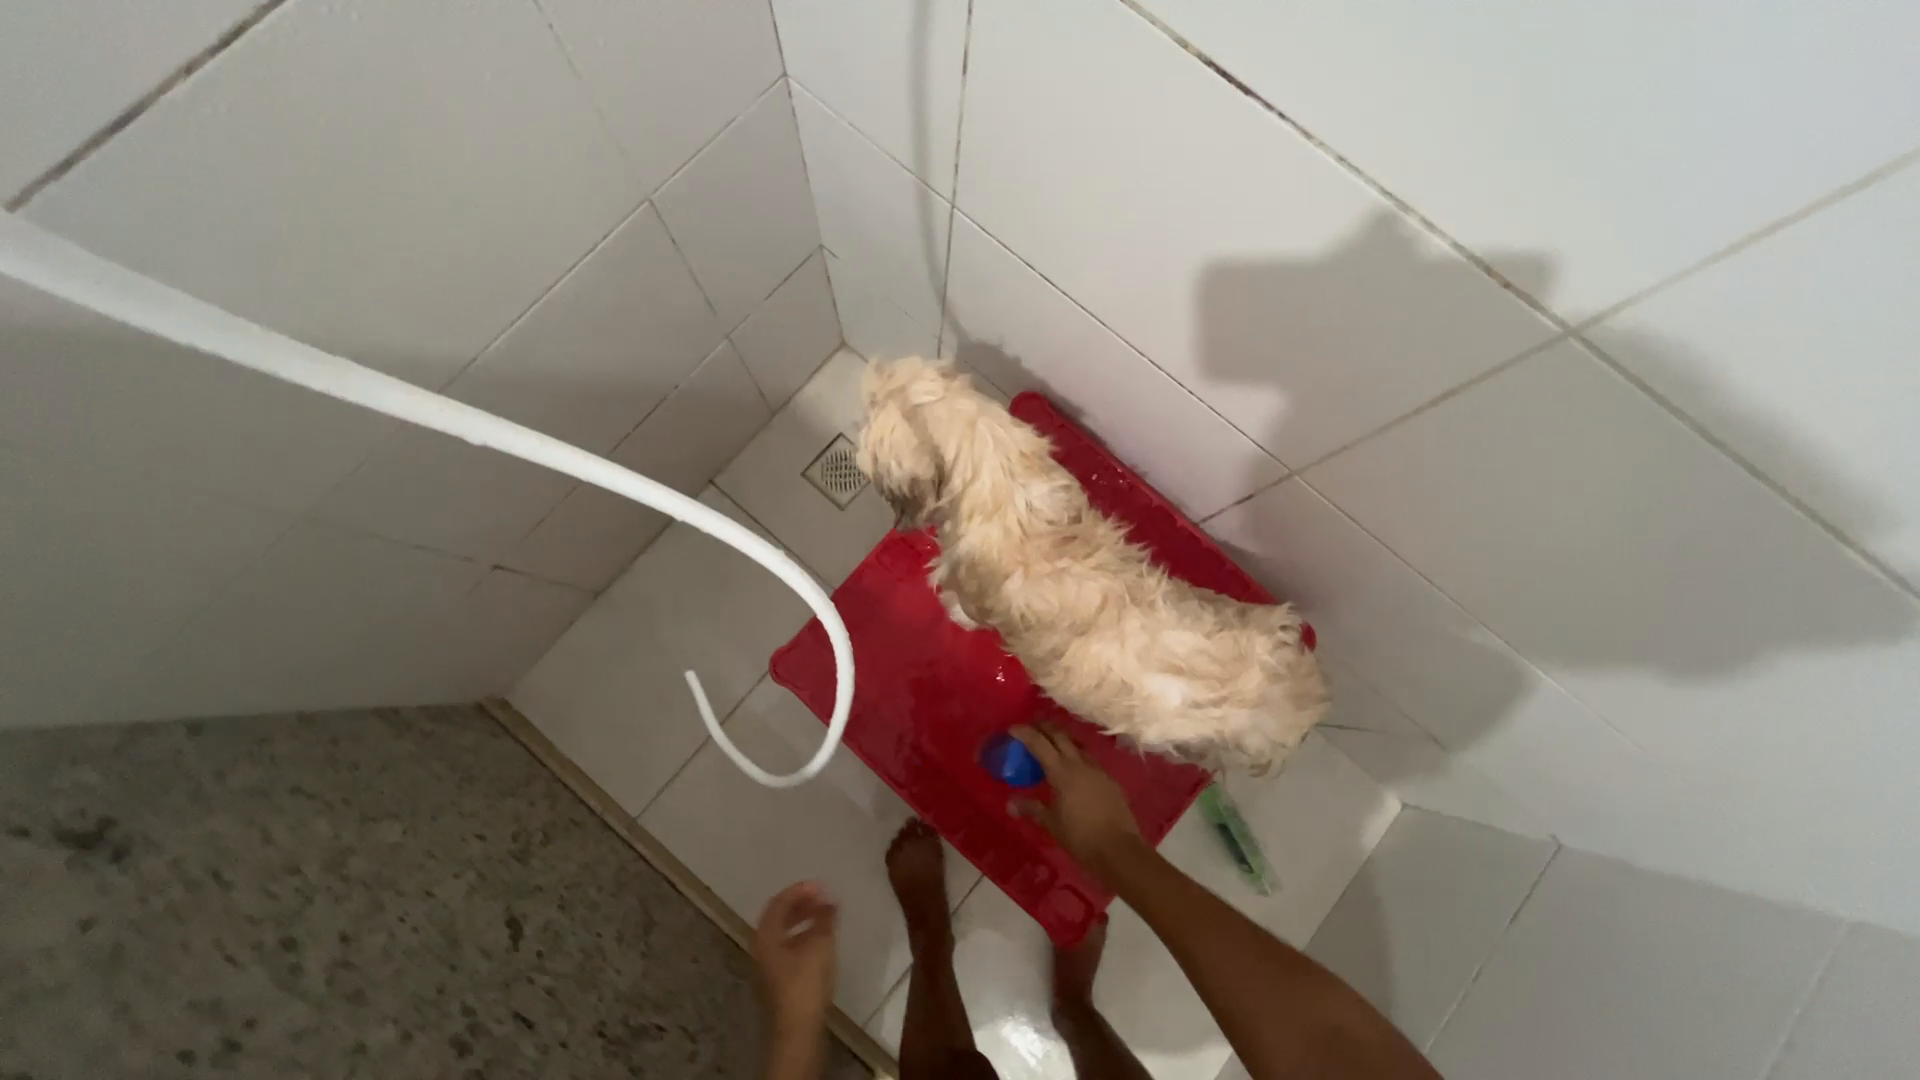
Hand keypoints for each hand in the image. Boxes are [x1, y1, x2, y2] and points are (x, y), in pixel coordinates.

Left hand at [753, 881, 837, 1031]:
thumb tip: (828, 900)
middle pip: (779, 917)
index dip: (799, 890)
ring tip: (824, 916)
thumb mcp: (819, 945)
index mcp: (765, 936)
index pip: (779, 902)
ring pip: (783, 933)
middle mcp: (761, 948)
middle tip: (822, 897)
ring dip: (802, 921)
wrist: (797, 1032)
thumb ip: (824, 919)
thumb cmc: (805, 983)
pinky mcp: (778, 981)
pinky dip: (802, 937)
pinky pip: (788, 948)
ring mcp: (768, 966)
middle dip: (801, 904)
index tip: (821, 885)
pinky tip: (819, 942)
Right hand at [1010, 724, 1149, 882]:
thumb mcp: (1051, 823)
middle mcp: (1080, 764)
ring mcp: (1097, 770)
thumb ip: (1031, 808)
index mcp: (1062, 772)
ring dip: (1062, 739)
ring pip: (1077, 745)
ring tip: (1052, 744)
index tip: (1012, 729)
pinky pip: (1089, 759)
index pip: (1039, 743)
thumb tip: (1010, 803)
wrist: (1119, 849)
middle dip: (1044, 727)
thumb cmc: (1080, 837)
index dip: (1025, 733)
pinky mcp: (1109, 779)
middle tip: (1031, 728)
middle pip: (1060, 735)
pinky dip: (1076, 755)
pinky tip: (1074, 769)